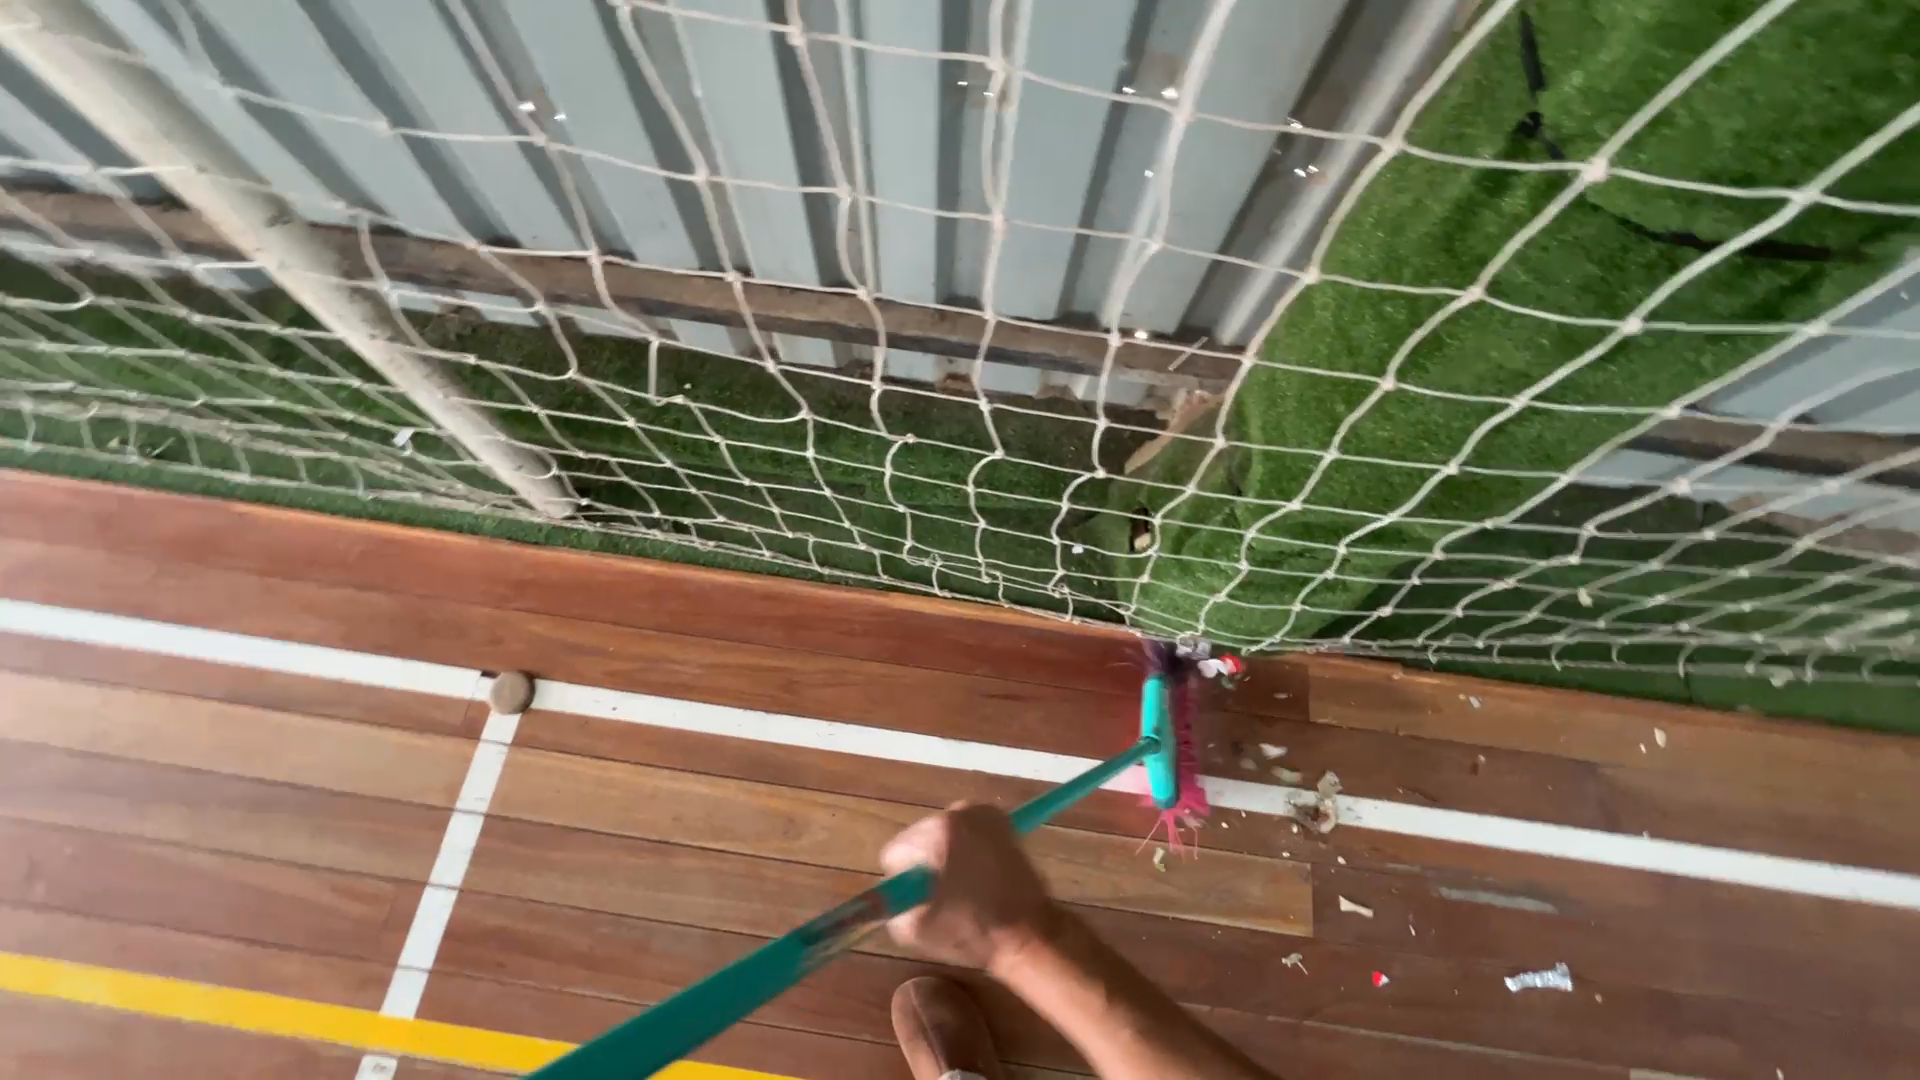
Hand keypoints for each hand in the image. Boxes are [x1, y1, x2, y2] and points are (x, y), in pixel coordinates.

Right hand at [880, 803, 1056, 973]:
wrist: (1029, 931)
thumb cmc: (972, 932)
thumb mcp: (916, 929)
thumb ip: (890, 906)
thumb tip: (888, 893)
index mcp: (935, 835)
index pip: (895, 852)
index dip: (904, 879)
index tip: (921, 898)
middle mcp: (957, 812)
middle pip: (918, 837)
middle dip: (925, 862)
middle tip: (944, 894)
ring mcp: (981, 811)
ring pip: (941, 832)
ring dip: (945, 852)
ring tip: (965, 885)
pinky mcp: (998, 817)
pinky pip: (964, 828)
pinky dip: (964, 844)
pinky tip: (978, 870)